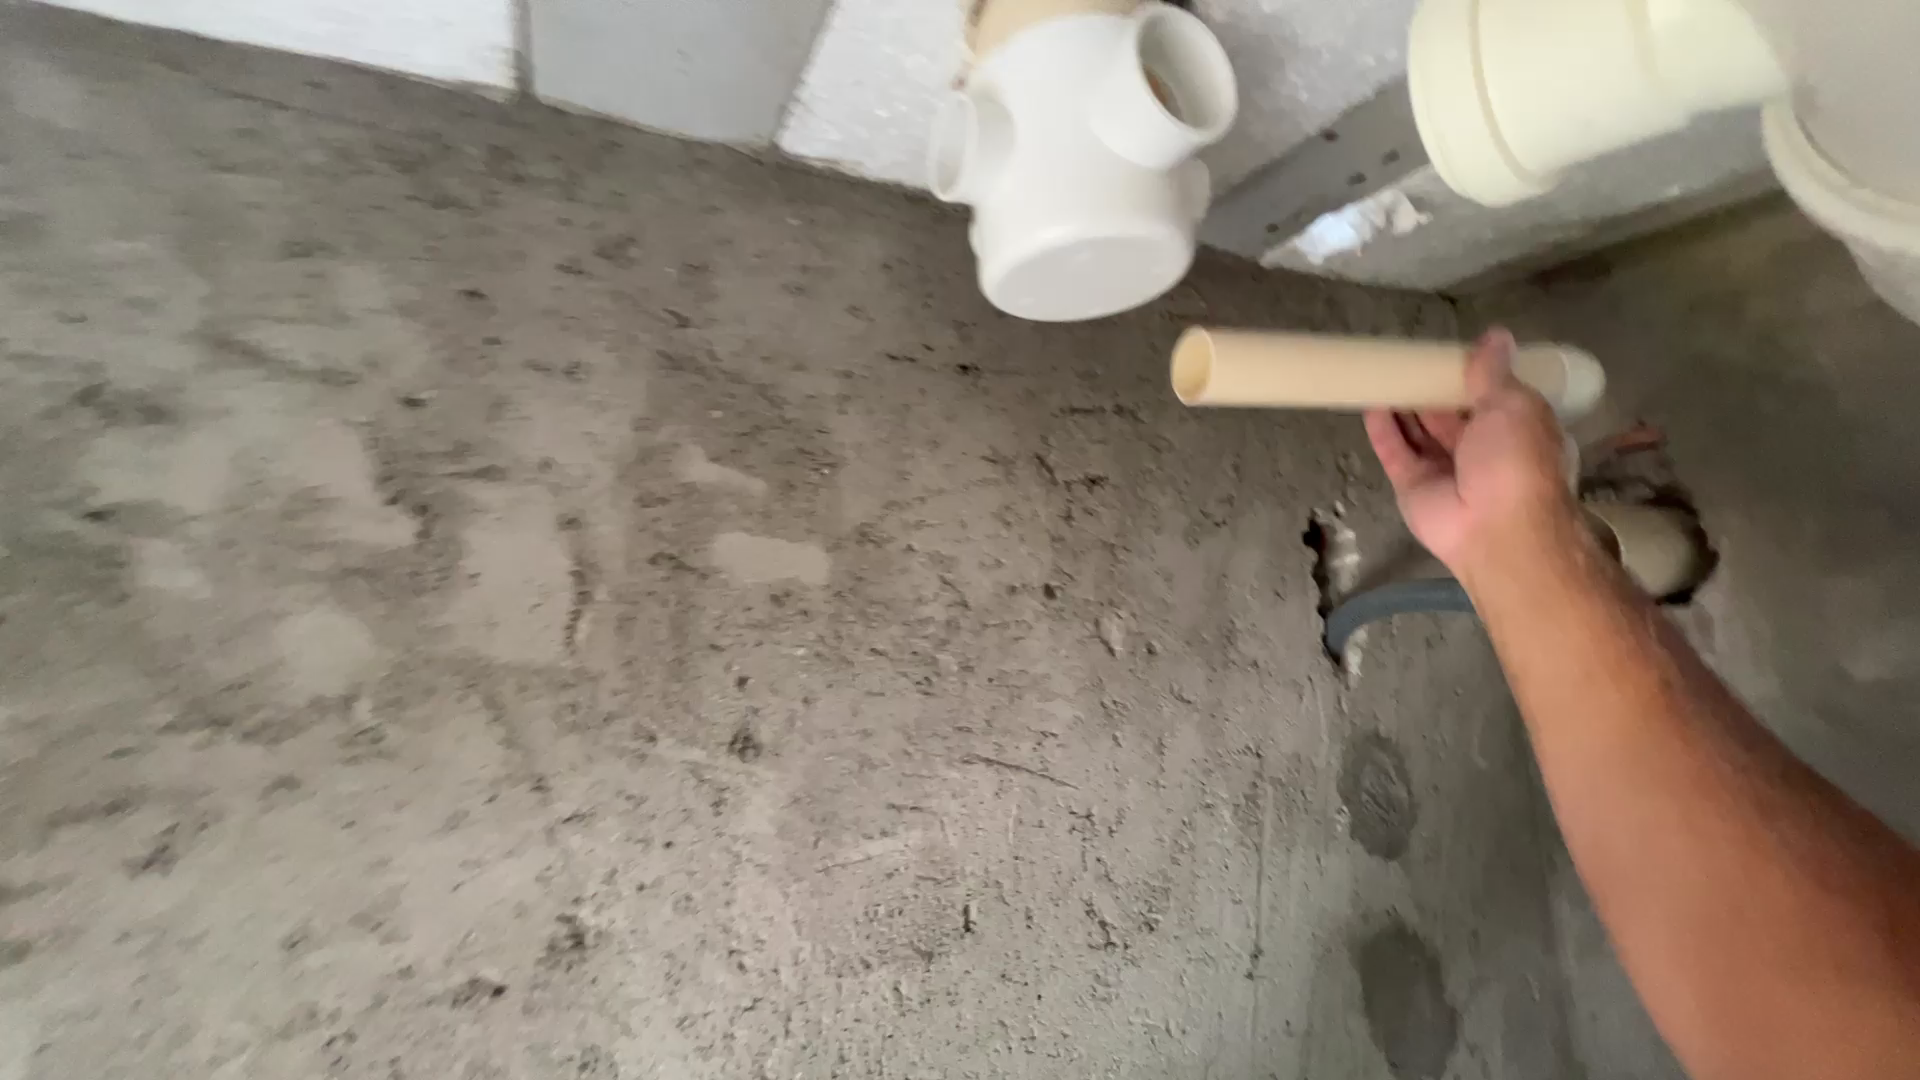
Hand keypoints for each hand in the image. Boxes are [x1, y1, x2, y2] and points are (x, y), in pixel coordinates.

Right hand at [1364, 328, 1578, 581]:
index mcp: (1514, 428)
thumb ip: (1493, 374)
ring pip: (1419, 432)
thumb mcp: (1513, 406)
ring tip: (1382, 377)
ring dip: (1403, 407)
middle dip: (1430, 391)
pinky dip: (1383, 430)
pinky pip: (1395, 451)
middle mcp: (1479, 449)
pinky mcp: (1412, 484)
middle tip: (1407, 362)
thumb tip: (1495, 336)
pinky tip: (1372, 405)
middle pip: (1448, 414)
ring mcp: (1443, 468)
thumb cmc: (1514, 461)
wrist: (1493, 525)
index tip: (1448, 354)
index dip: (1469, 376)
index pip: (1489, 397)